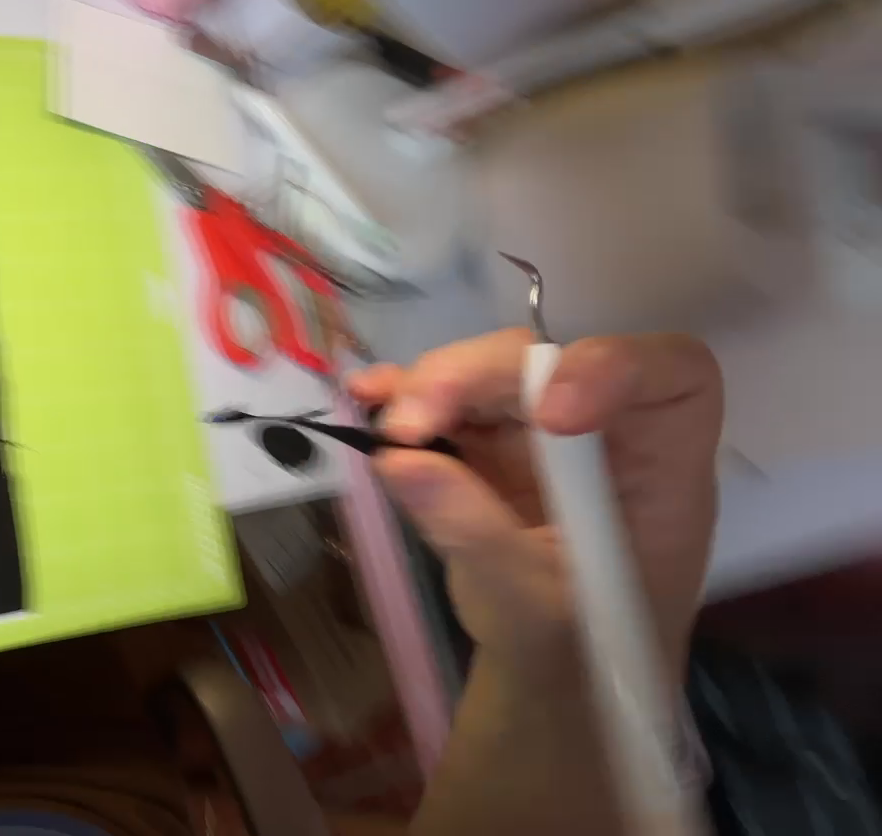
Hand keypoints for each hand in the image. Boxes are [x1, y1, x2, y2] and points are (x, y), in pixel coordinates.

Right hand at [348, 330, 721, 683]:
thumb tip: (397, 457)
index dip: (606, 370)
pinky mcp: (477, 437)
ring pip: (478, 370)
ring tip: (378, 422)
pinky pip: (435, 396)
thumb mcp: (533, 606)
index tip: (545, 417)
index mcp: (655, 468)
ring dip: (421, 386)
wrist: (549, 667)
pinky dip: (396, 391)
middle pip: (538, 361)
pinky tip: (364, 399)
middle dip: (467, 378)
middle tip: (405, 425)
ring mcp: (528, 430)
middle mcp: (594, 432)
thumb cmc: (574, 647)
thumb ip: (474, 531)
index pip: (666, 378)